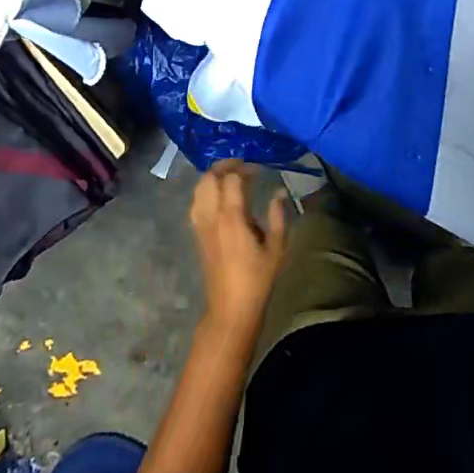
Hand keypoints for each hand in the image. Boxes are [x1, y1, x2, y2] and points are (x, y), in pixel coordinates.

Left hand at [189, 160, 287, 339]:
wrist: (230, 307)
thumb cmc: (257, 279)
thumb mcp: (276, 249)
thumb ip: (277, 217)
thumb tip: (278, 192)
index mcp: (232, 218)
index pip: (232, 180)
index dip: (244, 169)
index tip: (257, 168)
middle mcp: (211, 216)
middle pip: (209, 178)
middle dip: (223, 167)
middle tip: (240, 165)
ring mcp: (200, 224)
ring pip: (198, 188)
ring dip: (212, 177)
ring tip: (229, 176)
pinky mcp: (196, 233)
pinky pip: (196, 202)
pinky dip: (204, 191)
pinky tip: (217, 195)